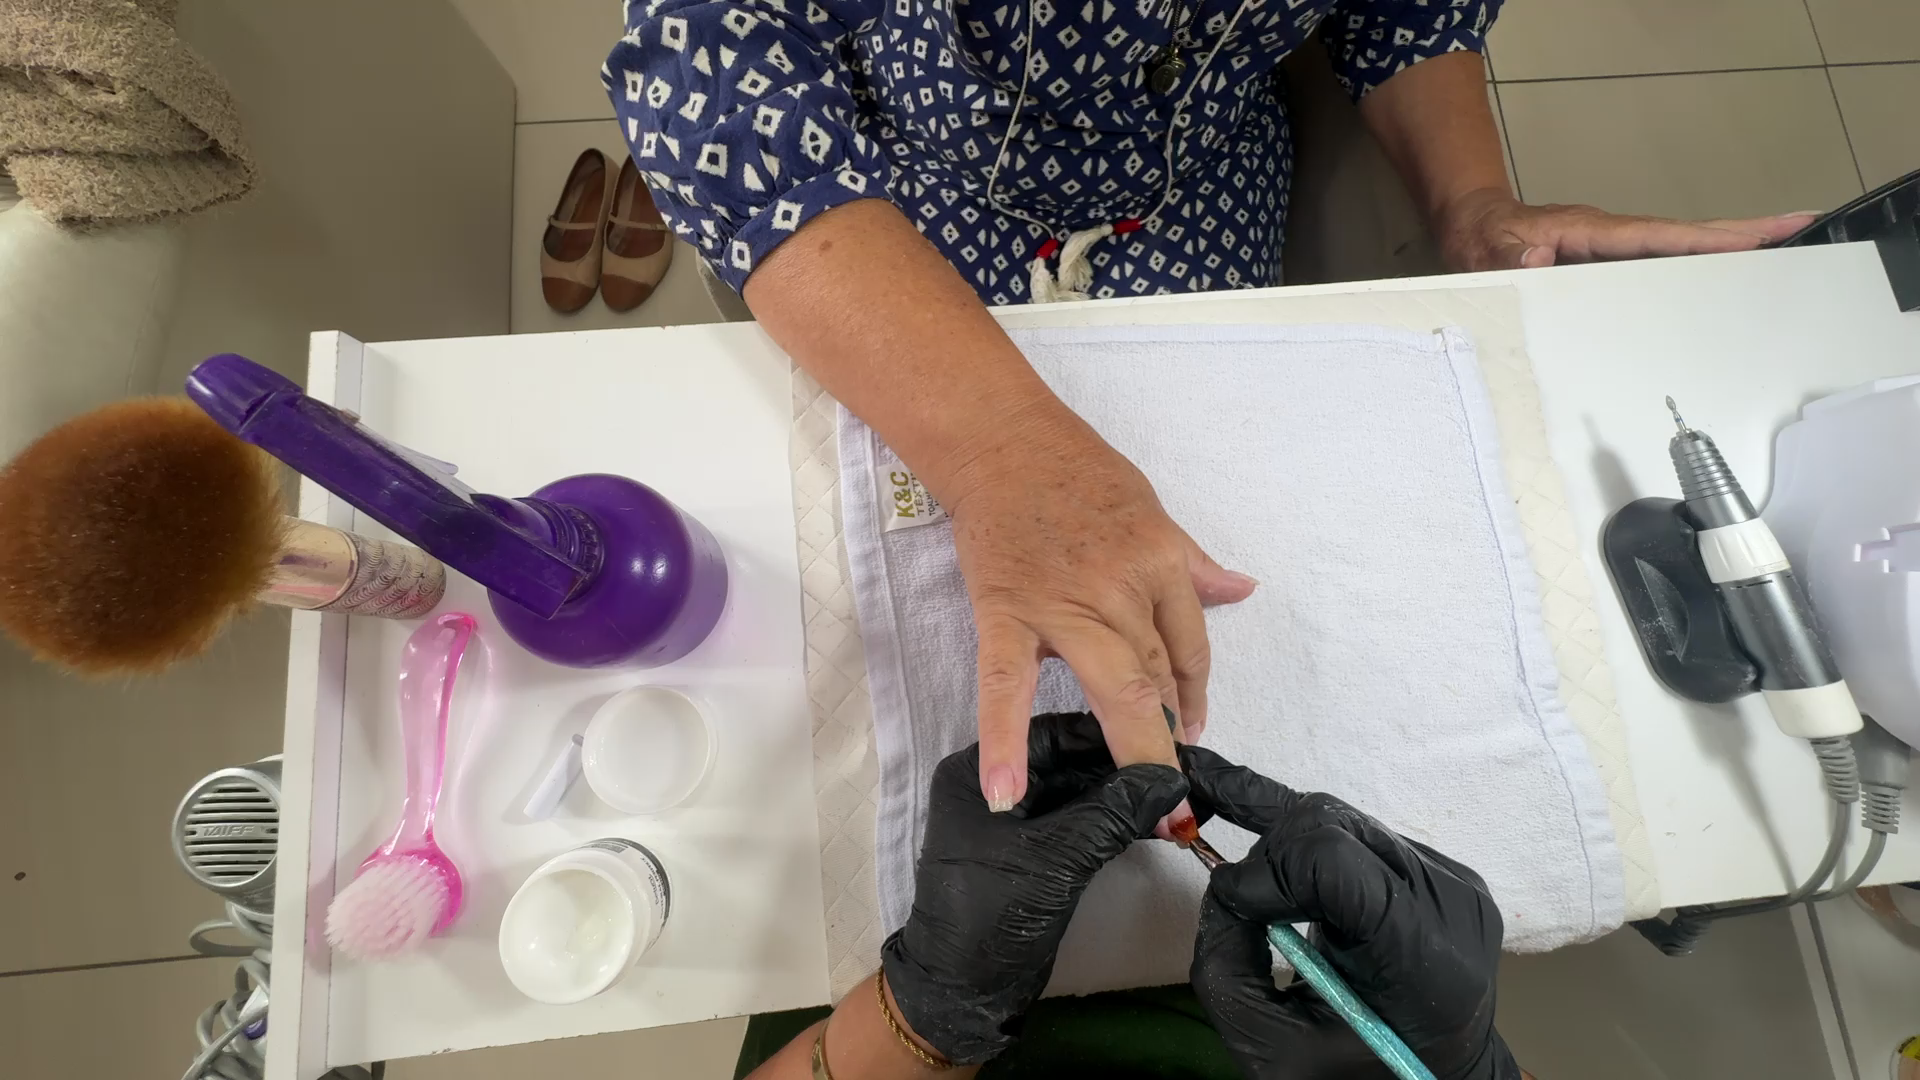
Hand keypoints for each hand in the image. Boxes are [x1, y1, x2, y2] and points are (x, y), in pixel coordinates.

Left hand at [881, 713, 1188, 1063]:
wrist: (965, 996)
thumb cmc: (995, 914)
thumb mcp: (1057, 856)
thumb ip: (1113, 810)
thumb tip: (1171, 776)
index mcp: (978, 769)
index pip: (1053, 734)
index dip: (1109, 734)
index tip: (1163, 736)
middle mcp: (993, 783)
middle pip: (1067, 760)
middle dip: (1121, 768)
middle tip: (1177, 773)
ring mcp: (1013, 817)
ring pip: (1076, 789)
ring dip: (1121, 796)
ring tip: (1173, 798)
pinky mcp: (1031, 847)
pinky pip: (1076, 817)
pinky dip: (1111, 819)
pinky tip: (1149, 820)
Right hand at [944, 411, 1255, 811]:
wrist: (1004, 444)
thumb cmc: (1078, 470)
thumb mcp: (1151, 509)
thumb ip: (1191, 562)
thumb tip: (1241, 590)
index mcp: (1161, 562)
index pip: (1191, 645)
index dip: (1197, 694)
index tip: (1195, 730)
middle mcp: (1123, 591)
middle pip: (1160, 677)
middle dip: (1171, 739)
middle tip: (1177, 798)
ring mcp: (1064, 606)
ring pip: (1111, 687)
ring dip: (1131, 745)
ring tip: (1140, 799)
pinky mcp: (1007, 612)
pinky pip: (1007, 682)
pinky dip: (1005, 738)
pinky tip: (1008, 791)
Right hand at [1181, 745, 1520, 1079]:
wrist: (1432, 1079)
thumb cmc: (1350, 1072)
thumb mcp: (1264, 1043)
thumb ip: (1224, 956)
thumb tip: (1224, 880)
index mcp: (1423, 963)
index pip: (1333, 862)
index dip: (1268, 869)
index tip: (1232, 899)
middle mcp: (1447, 905)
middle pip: (1330, 824)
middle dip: (1266, 850)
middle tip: (1230, 882)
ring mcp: (1447, 879)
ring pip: (1334, 814)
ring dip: (1280, 838)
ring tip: (1250, 869)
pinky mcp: (1434, 864)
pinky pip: (1348, 825)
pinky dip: (1300, 837)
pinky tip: (1269, 842)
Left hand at [1435, 187, 1815, 272]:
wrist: (1468, 225)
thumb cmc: (1477, 235)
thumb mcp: (1482, 247)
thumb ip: (1504, 256)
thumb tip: (1536, 260)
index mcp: (1586, 231)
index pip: (1653, 236)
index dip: (1702, 238)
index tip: (1757, 237)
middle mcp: (1603, 235)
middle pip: (1675, 237)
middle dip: (1732, 236)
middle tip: (1797, 230)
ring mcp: (1600, 247)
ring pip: (1662, 251)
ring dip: (1710, 253)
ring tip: (1767, 256)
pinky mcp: (1590, 260)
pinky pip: (1638, 264)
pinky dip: (1671, 267)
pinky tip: (1696, 282)